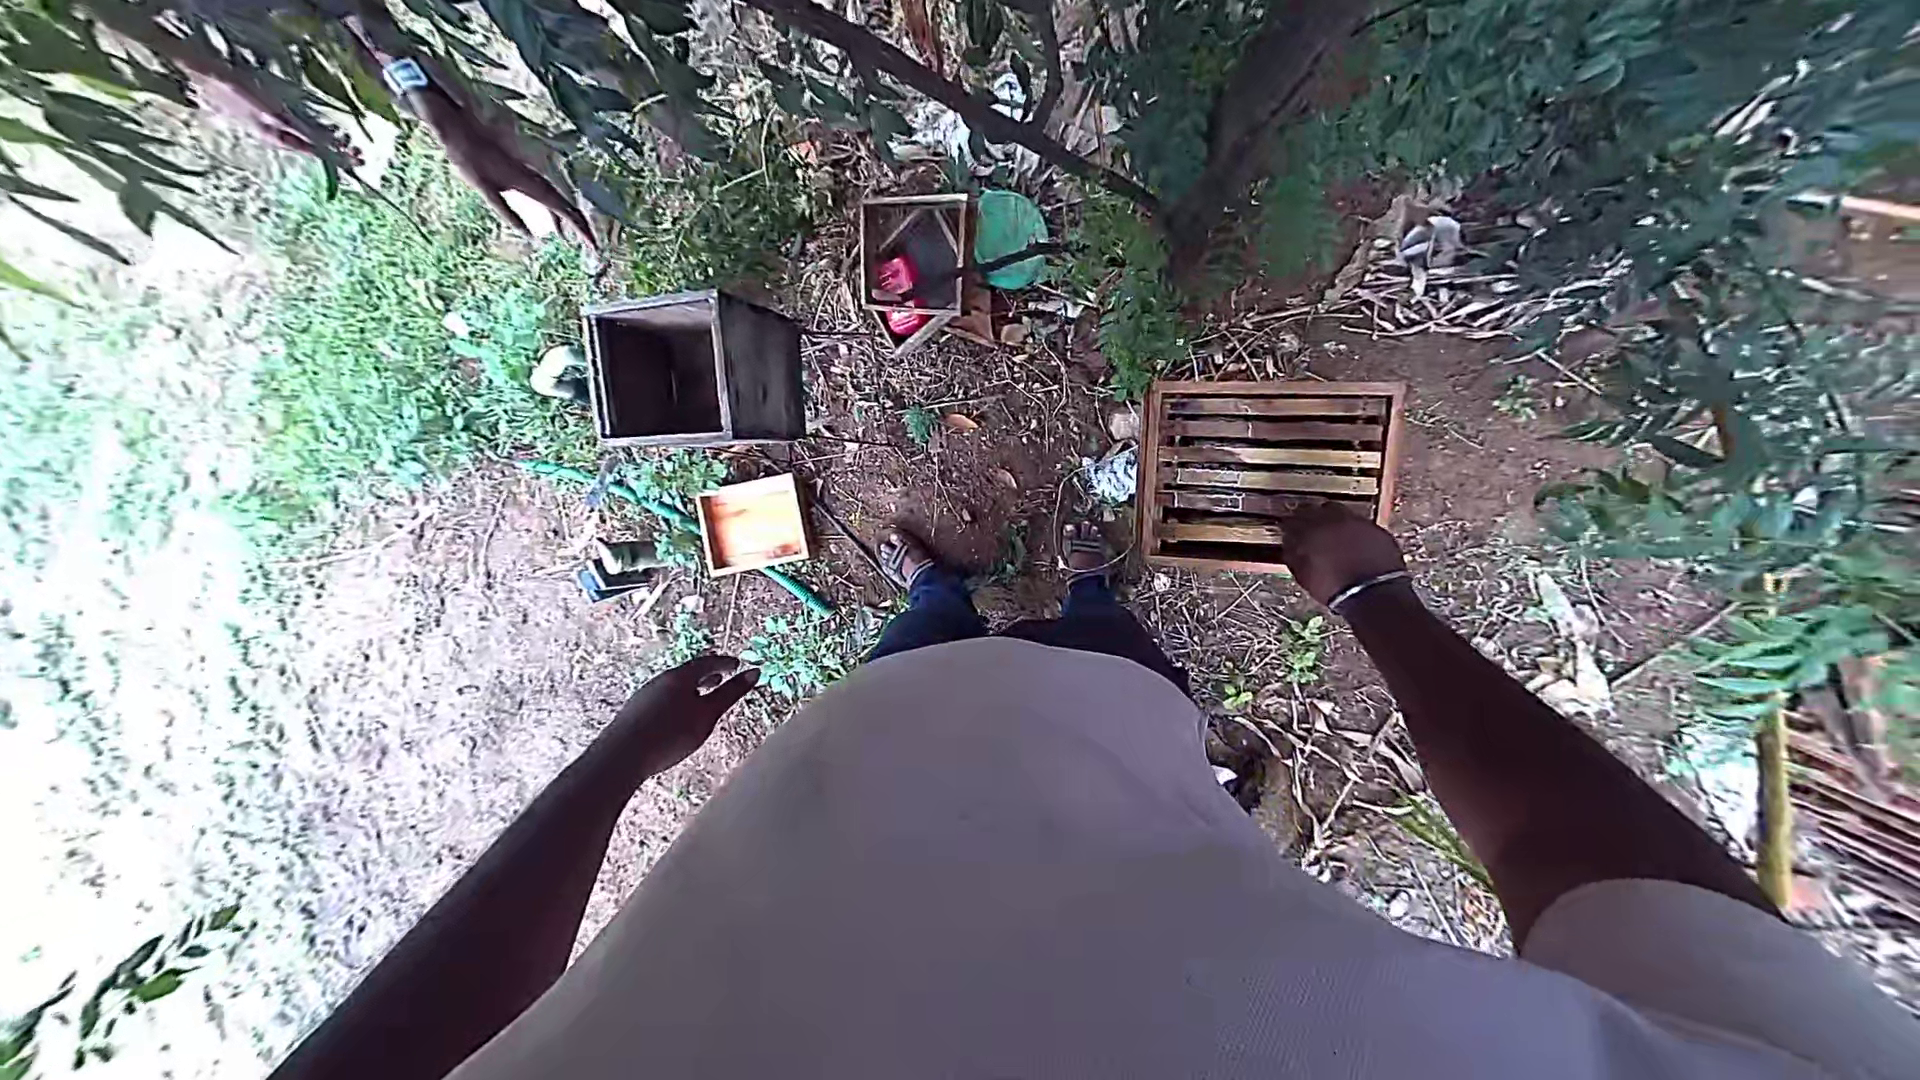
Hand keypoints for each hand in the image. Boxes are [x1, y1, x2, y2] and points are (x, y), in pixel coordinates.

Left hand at [613, 655, 759, 774]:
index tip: (737, 664)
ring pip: (674, 686)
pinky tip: (677, 715)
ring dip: (691, 687)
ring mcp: (645, 695)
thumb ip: (731, 693)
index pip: (707, 662)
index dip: (724, 663)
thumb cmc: (670, 733)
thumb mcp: (708, 714)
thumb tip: (754, 673)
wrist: (620, 757)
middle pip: (688, 672)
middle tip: (721, 677)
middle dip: (706, 674)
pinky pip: (662, 698)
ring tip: (701, 695)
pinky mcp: (634, 712)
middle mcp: (661, 680)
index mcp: (680, 676)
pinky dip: (677, 699)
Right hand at [1279, 501, 1407, 605]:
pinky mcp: (1377, 530)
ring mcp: (1358, 523)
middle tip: (1312, 530)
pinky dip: (1354, 532)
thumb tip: (1291, 544)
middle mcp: (1334, 520)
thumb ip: (1293, 552)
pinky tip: (1353, 546)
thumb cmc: (1334, 586)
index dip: (1290, 526)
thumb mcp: (1302, 573)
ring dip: (1335, 522)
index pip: (1293, 519)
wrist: (1372, 594)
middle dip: (1313, 517)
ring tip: (1334, 538)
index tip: (1289, 531)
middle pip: (1319, 509)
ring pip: (1342, 513)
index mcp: (1311, 529)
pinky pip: (1361, 525)